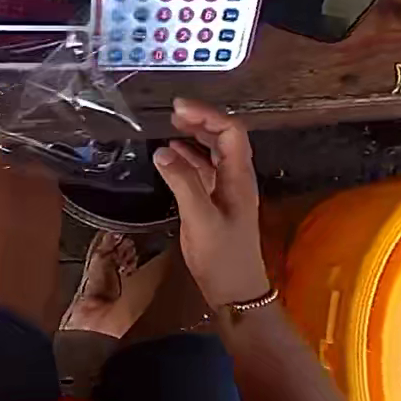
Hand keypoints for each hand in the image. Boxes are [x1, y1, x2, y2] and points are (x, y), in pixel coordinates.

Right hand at [152, 98, 268, 306]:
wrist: (235, 292)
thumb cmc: (222, 257)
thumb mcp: (201, 220)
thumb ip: (183, 183)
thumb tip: (162, 152)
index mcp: (239, 177)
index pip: (230, 132)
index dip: (207, 115)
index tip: (179, 107)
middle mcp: (236, 178)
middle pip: (224, 137)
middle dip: (201, 120)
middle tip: (173, 112)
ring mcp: (226, 189)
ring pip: (213, 152)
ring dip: (194, 136)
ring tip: (170, 126)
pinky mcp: (216, 202)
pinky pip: (203, 170)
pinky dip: (187, 158)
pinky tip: (170, 155)